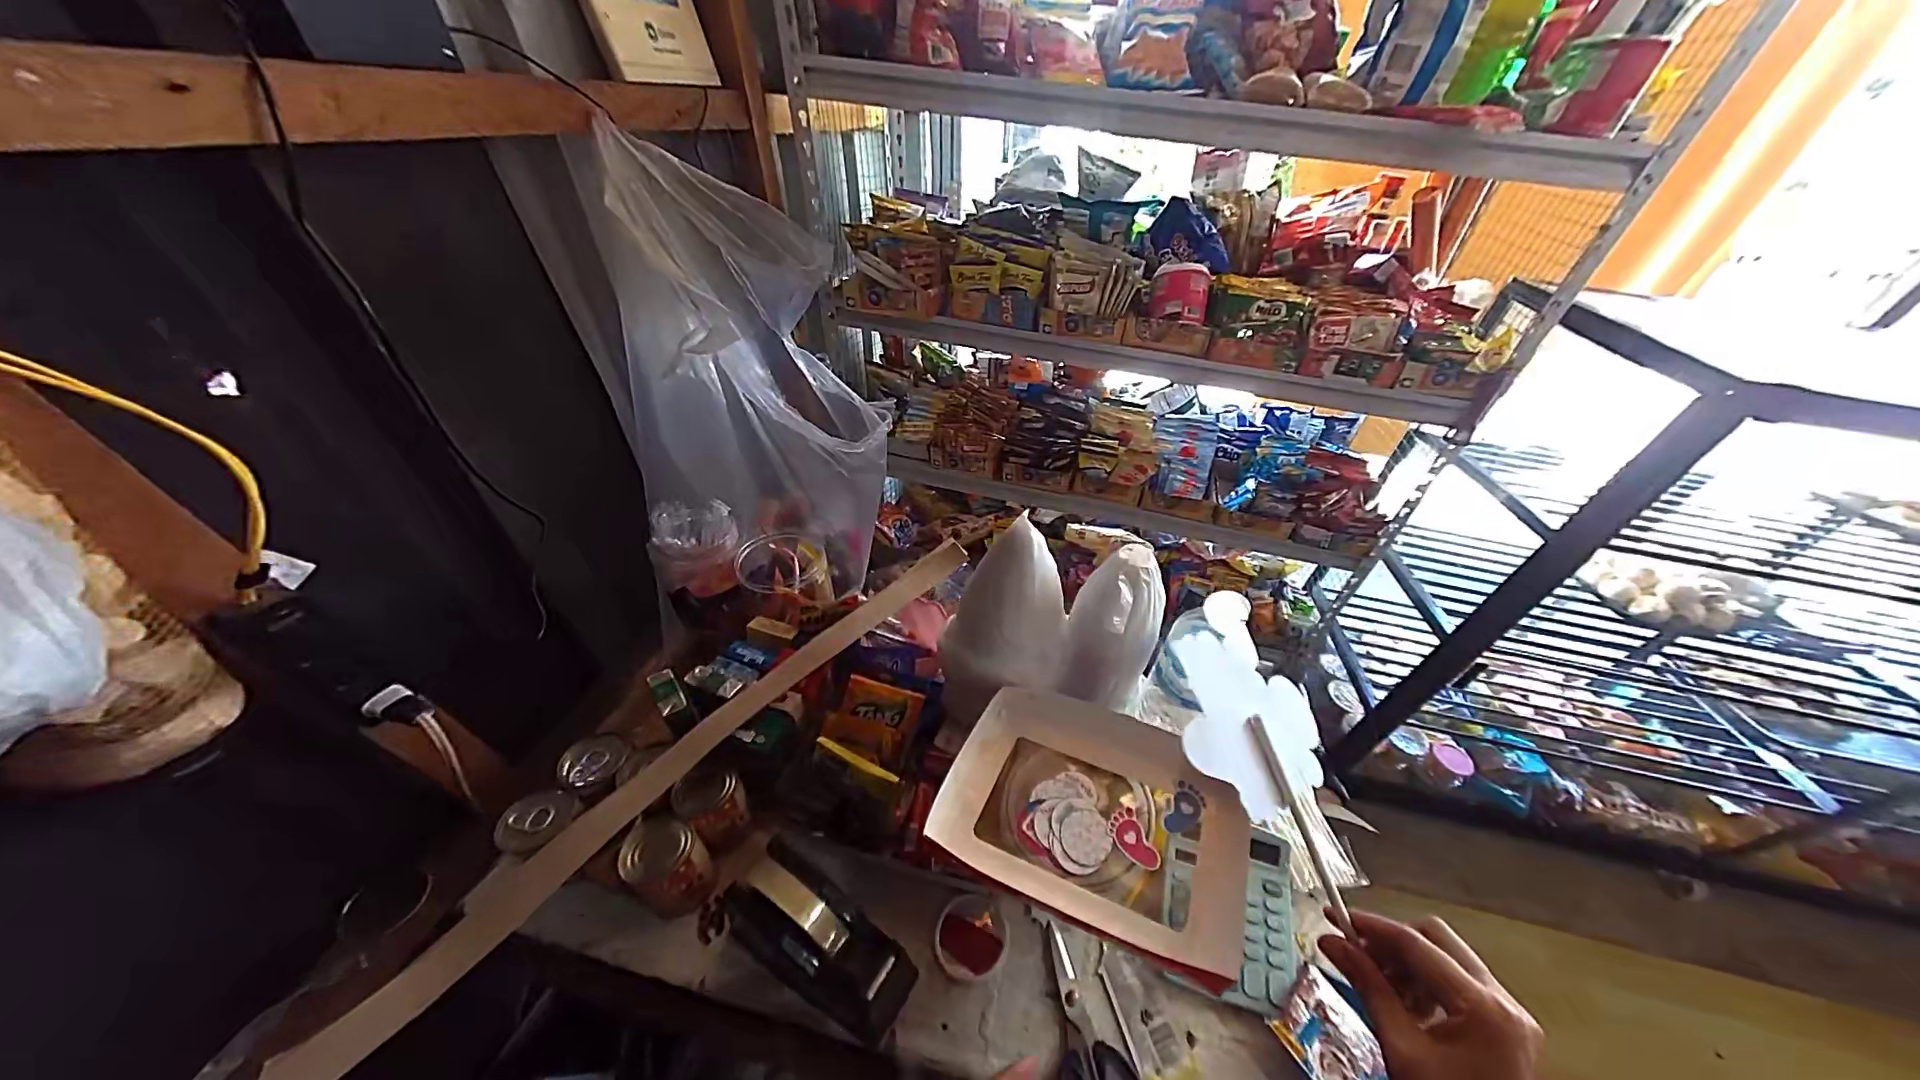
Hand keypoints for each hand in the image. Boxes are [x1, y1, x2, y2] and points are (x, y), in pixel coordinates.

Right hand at [1318, 910, 1541, 1079]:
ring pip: (1447, 957)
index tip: (1334, 917)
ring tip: (1379, 984)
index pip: (1415, 944)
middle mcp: (1505, 1003)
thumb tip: (1334, 943)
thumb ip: (1369, 987)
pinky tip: (1405, 1003)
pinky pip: (1459, 981)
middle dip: (1391, 941)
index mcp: (1483, 1008)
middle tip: (1357, 951)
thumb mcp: (1402, 1048)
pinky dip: (1426, 981)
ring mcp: (1510, 1014)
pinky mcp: (1506, 1026)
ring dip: (1407, 962)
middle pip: (1436, 939)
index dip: (1369, 926)